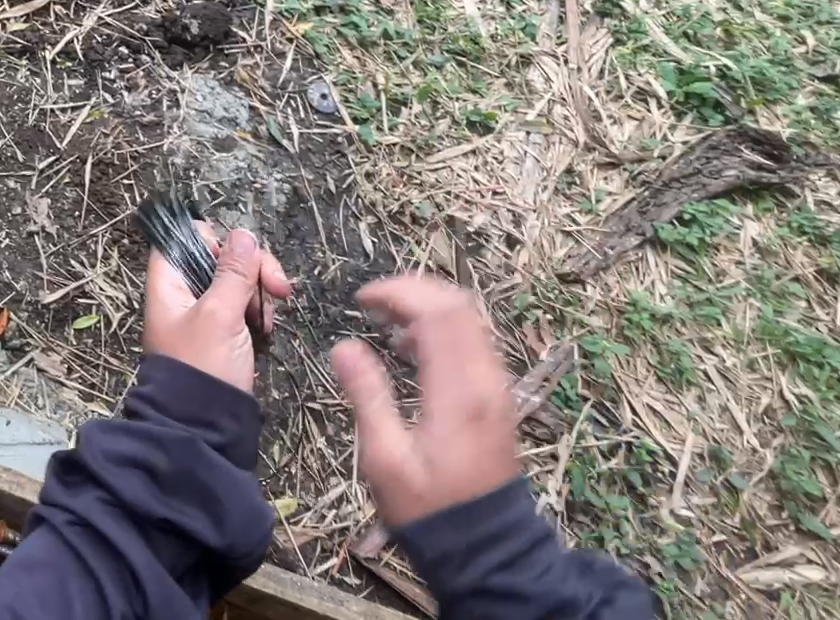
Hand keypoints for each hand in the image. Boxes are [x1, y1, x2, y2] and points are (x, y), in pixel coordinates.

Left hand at [144, 225, 291, 392]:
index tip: (240, 258)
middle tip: (278, 289)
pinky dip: (258, 311)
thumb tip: (243, 233)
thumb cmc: (204, 367)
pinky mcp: (224, 329)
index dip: (216, 239)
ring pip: (237, 279)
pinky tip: (265, 330)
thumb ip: (233, 272)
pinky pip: (244, 304)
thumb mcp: (219, 315)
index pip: (186, 236)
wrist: (204, 428)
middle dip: (253, 268)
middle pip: (221, 255)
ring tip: (266, 321)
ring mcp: (204, 310)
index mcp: (169, 279)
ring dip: (259, 293)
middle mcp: (184, 289)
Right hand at [330, 276, 518, 525]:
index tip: (360, 300)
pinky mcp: (496, 395)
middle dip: (411, 290)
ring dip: (426, 306)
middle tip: (372, 302)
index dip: (396, 293)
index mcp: (458, 391)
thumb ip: (367, 396)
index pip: (436, 313)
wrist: (488, 548)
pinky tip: (409, 347)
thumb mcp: (385, 457)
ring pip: (468, 318)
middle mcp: (485, 379)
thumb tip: (343, 346)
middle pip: (457, 304)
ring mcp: (496, 386)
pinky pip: (472, 339)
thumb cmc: (428, 505)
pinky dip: (440, 326)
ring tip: (386, 321)